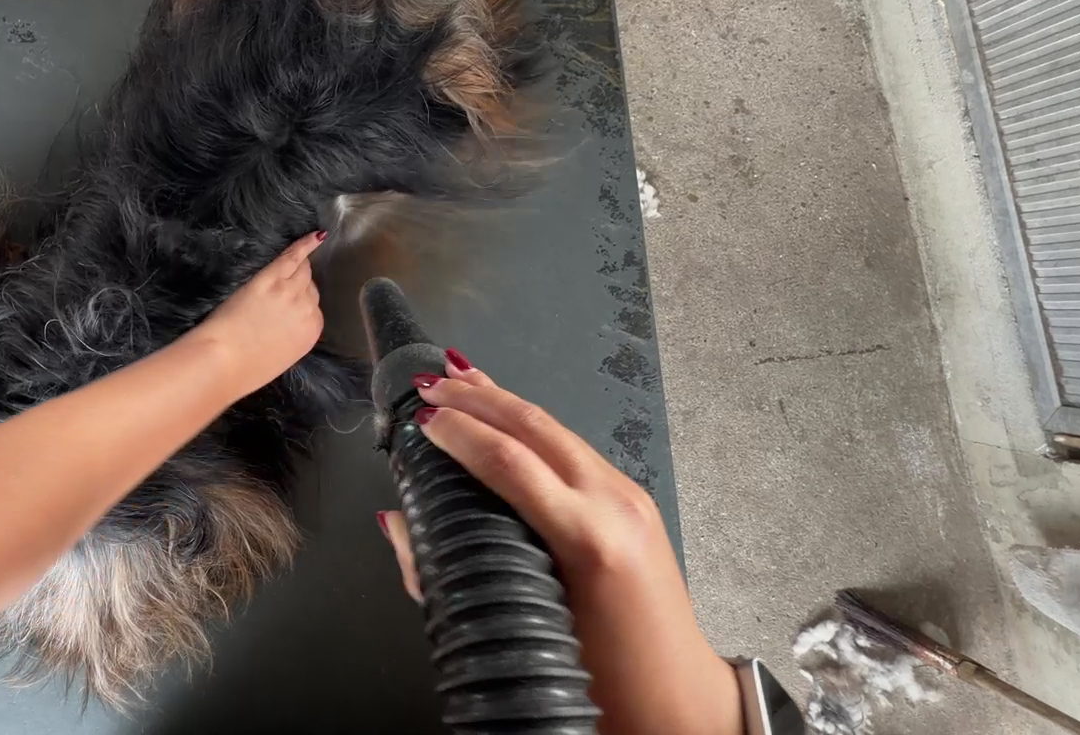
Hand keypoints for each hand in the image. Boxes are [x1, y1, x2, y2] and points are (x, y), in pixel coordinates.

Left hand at [186, 232, 325, 393]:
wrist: (222, 361)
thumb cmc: (245, 368)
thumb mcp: (280, 356)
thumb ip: (291, 334)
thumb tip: (287, 322)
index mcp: (311, 332)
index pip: (314, 307)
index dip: (301, 302)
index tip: (291, 303)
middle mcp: (307, 309)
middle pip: (309, 286)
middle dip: (299, 286)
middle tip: (282, 290)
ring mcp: (289, 291)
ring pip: (302, 269)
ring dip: (299, 265)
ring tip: (294, 261)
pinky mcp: (270, 279)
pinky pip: (293, 256)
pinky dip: (306, 244)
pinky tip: (315, 236)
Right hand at [378, 353, 741, 734]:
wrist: (682, 704)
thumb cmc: (601, 681)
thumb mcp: (517, 628)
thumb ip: (445, 577)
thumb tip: (396, 522)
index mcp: (588, 541)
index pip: (509, 462)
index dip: (460, 433)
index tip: (422, 421)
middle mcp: (612, 503)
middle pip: (532, 426)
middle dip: (474, 398)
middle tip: (427, 385)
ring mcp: (626, 493)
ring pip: (552, 424)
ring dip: (499, 397)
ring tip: (457, 376)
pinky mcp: (630, 493)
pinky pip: (569, 441)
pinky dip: (527, 419)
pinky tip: (503, 409)